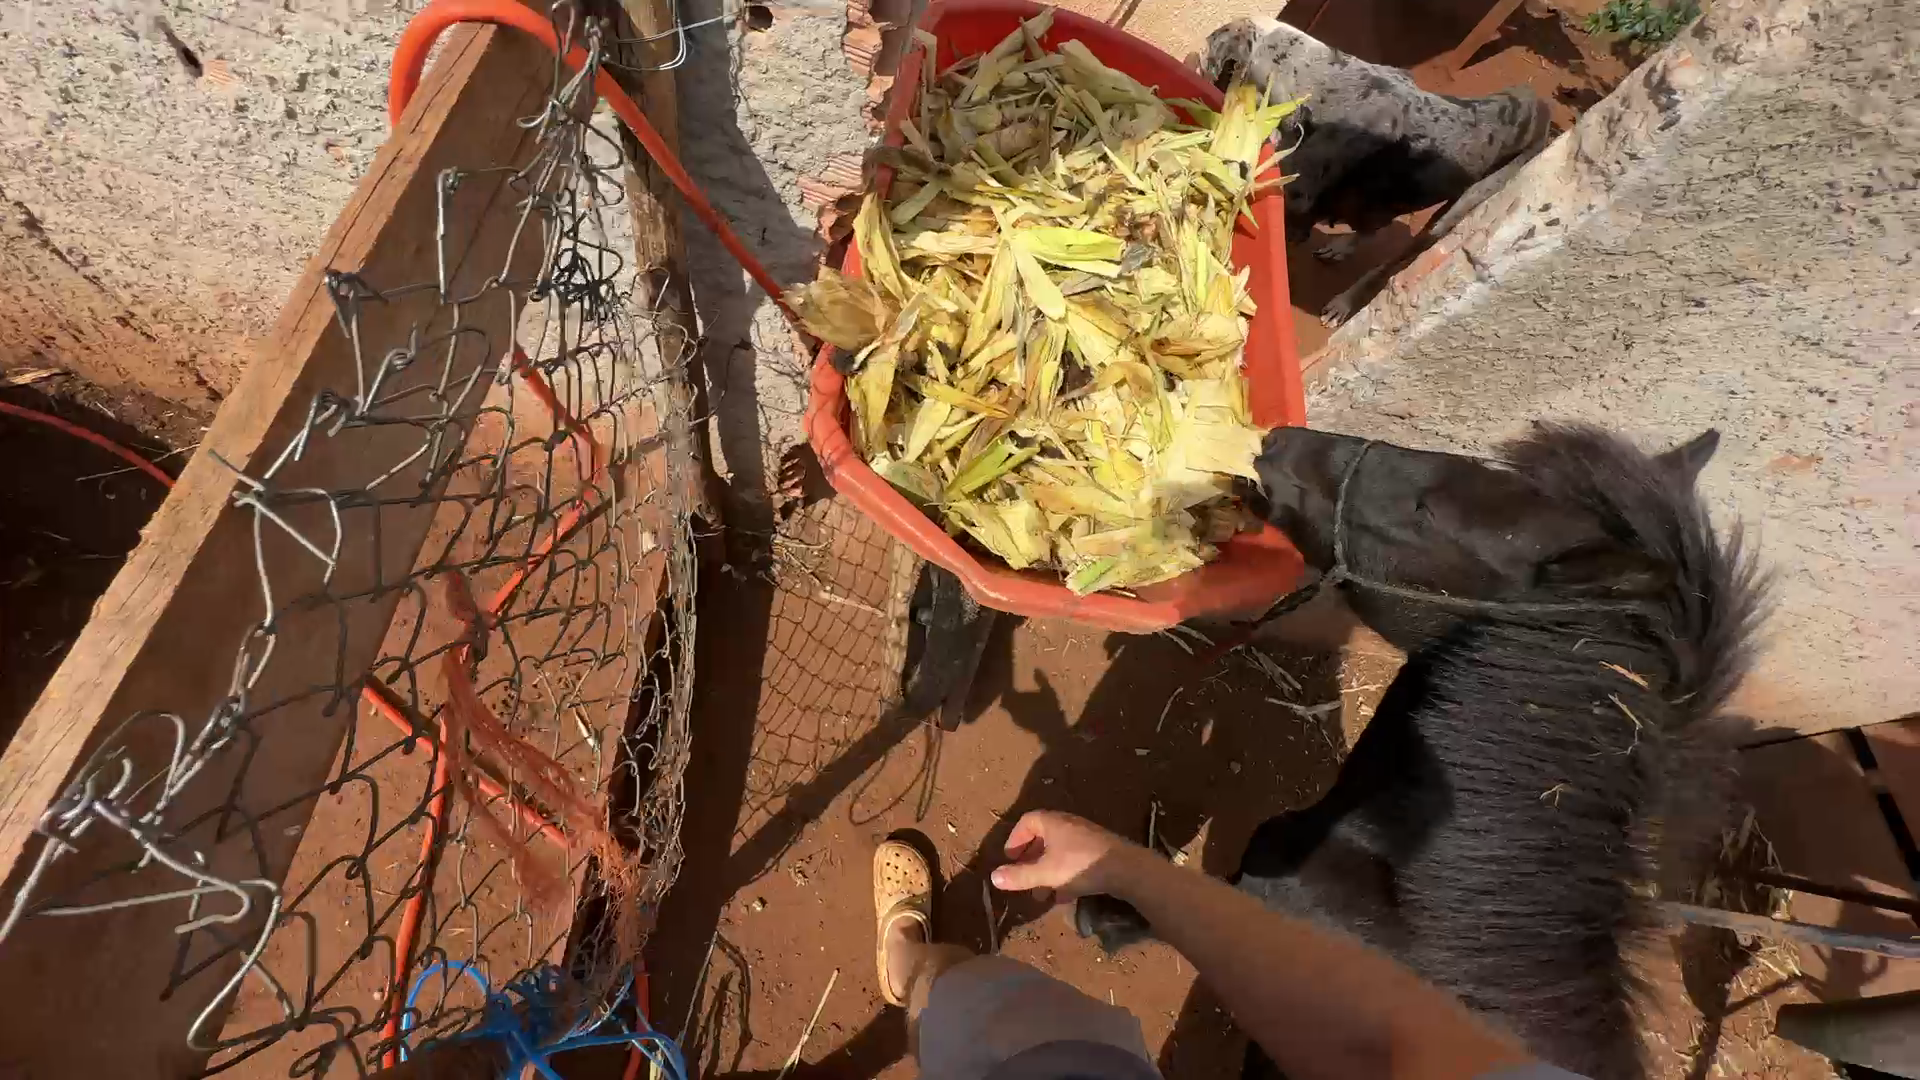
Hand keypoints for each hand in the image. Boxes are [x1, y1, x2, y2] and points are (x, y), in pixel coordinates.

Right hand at [989, 810, 1144, 901]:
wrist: (1126, 868)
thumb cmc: (1080, 864)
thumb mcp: (1046, 873)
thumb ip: (1020, 876)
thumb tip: (993, 877)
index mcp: (1052, 822)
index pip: (1027, 821)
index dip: (1015, 839)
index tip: (1009, 858)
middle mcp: (1067, 824)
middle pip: (1042, 837)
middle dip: (1030, 859)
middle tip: (1023, 876)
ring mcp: (1085, 836)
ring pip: (1058, 851)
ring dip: (1047, 870)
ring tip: (1041, 894)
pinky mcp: (1098, 851)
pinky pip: (1073, 859)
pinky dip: (1063, 874)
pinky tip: (1064, 895)